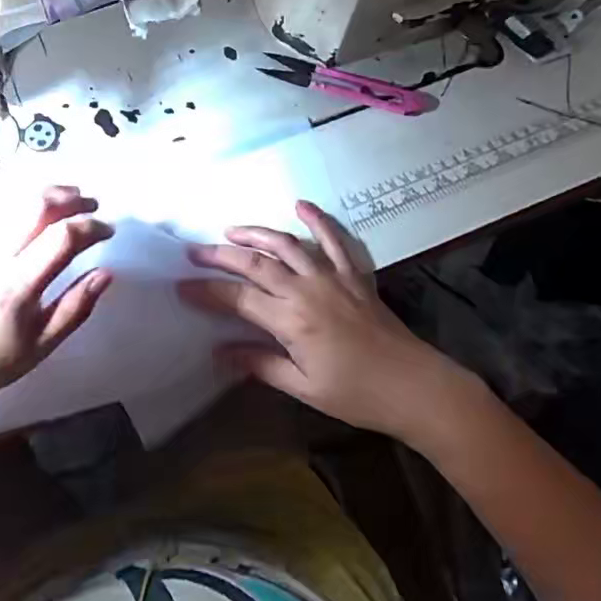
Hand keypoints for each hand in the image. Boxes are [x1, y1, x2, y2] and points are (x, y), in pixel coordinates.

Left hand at [0, 187, 115, 413]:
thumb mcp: (42, 344)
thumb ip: (76, 307)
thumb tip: (105, 274)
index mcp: (18, 285)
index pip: (61, 237)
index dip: (91, 226)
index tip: (108, 230)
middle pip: (35, 206)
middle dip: (70, 197)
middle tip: (91, 204)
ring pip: (13, 200)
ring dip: (46, 193)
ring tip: (68, 197)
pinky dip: (18, 200)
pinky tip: (32, 206)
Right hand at [180, 200, 480, 443]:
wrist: (419, 389)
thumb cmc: (358, 394)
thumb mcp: (304, 387)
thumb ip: (260, 364)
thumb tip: (220, 353)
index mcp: (290, 320)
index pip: (236, 298)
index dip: (205, 291)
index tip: (181, 287)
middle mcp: (306, 290)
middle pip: (253, 263)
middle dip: (218, 255)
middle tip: (193, 252)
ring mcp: (332, 279)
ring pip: (285, 245)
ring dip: (255, 233)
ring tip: (230, 231)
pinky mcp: (355, 277)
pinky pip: (334, 241)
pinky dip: (318, 220)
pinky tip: (301, 205)